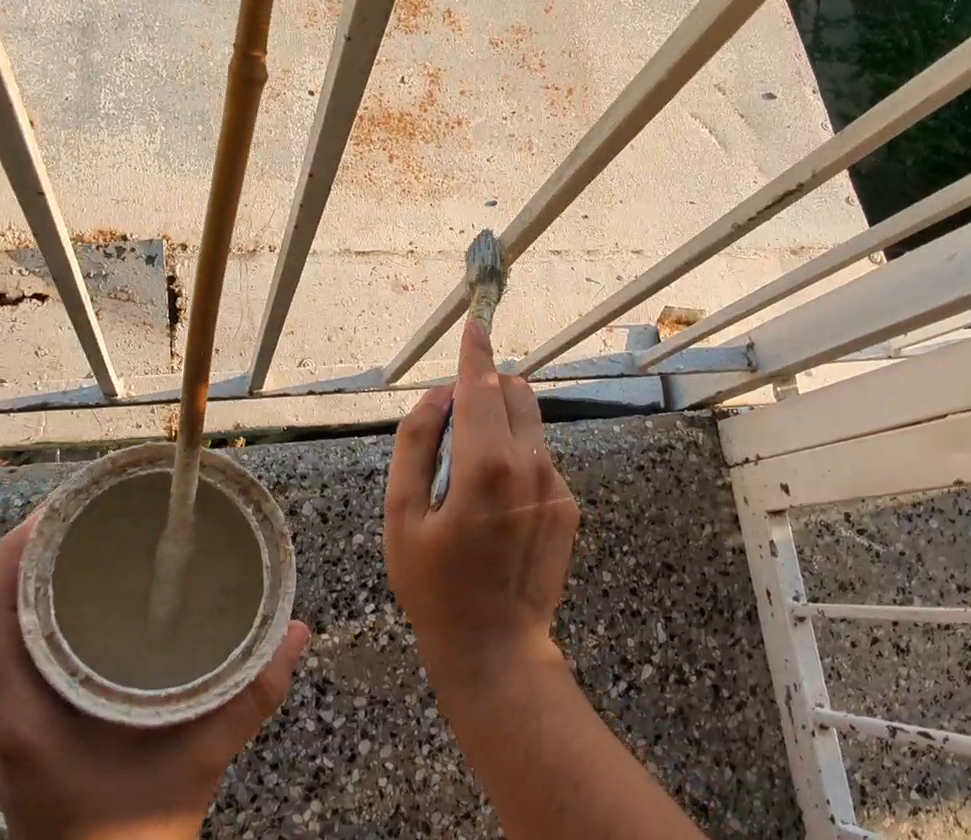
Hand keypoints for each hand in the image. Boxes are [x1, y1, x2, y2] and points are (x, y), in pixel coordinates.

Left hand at [0, 518, 310, 839]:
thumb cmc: (134, 832)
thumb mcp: (198, 761)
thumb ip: (249, 695)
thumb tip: (296, 631)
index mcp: (23, 712)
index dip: (18, 548)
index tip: (62, 505)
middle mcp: (0, 711)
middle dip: (31, 549)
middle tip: (86, 509)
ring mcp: (4, 721)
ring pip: (0, 629)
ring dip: (29, 578)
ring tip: (82, 538)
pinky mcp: (17, 729)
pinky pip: (13, 651)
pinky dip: (35, 611)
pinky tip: (78, 598)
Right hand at [384, 318, 579, 687]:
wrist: (495, 647)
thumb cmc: (433, 585)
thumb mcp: (402, 514)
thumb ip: (416, 443)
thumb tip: (438, 397)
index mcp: (484, 465)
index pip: (481, 387)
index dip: (475, 353)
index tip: (475, 324)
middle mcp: (530, 465)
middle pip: (514, 394)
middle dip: (486, 387)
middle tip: (452, 418)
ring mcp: (556, 485)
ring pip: (530, 424)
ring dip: (500, 422)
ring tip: (470, 472)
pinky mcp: (569, 505)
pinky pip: (540, 457)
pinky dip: (516, 457)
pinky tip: (495, 504)